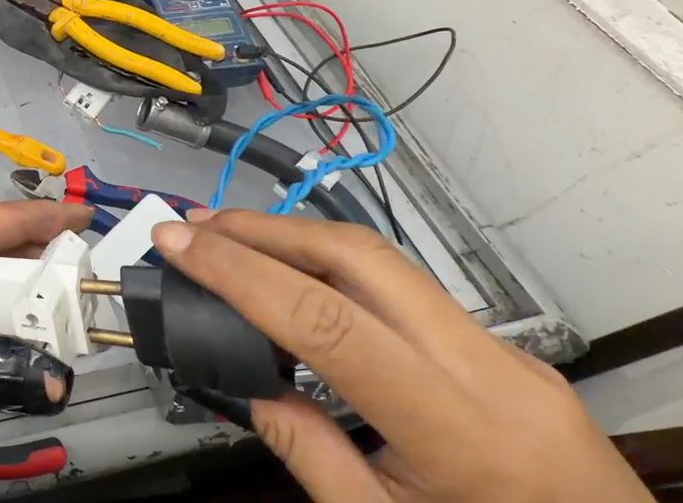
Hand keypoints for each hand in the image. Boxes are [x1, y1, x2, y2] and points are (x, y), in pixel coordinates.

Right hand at [152, 210, 653, 502]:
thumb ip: (313, 458)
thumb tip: (250, 389)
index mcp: (462, 427)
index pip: (327, 319)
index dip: (239, 272)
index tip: (175, 241)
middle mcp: (491, 368)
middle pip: (361, 258)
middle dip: (265, 229)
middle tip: (195, 225)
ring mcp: (506, 354)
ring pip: (385, 262)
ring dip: (295, 239)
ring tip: (228, 239)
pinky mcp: (505, 353)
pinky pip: (406, 292)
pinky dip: (335, 271)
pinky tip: (295, 282)